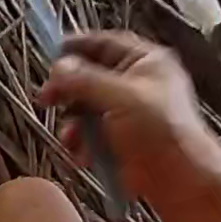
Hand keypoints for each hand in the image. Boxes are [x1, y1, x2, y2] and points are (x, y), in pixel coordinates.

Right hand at [38, 31, 220, 205]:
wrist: (173, 176)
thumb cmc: (158, 130)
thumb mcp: (121, 97)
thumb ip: (86, 80)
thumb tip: (58, 68)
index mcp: (145, 62)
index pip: (105, 45)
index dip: (78, 47)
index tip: (52, 52)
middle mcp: (134, 85)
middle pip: (89, 78)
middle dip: (67, 90)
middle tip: (46, 98)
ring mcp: (124, 113)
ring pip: (85, 110)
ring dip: (72, 123)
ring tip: (70, 137)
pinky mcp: (116, 140)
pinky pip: (88, 135)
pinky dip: (80, 143)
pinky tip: (81, 153)